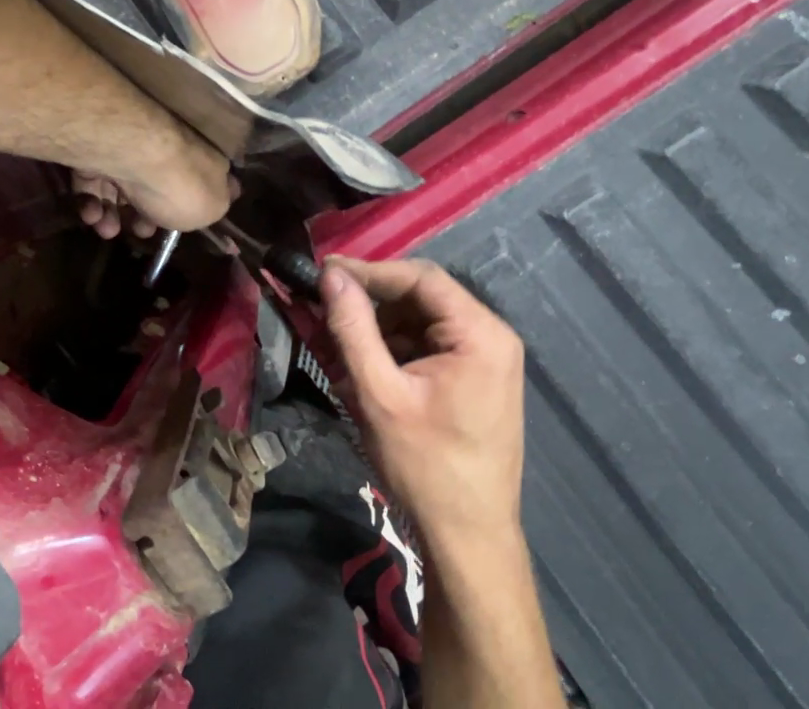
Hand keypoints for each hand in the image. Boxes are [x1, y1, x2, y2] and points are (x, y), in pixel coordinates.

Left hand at [71, 134, 232, 238]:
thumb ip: (210, 210)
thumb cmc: (179, 185)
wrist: (131, 153)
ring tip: (107, 228)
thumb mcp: (212, 209)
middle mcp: (167, 150)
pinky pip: (93, 183)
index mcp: (202, 161)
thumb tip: (206, 207)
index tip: (179, 227)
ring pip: (120, 191)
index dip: (191, 207)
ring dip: (112, 217)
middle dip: (144, 218)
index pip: (202, 182)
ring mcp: (130, 148)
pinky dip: (90, 202)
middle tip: (138, 230)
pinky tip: (92, 214)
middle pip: (155, 191)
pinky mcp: (95, 150)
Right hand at [319, 256, 526, 545]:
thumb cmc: (425, 466)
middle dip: (368, 301)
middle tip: (319, 306)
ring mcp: (483, 360)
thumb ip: (352, 329)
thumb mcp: (379, 394)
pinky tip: (357, 364)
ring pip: (417, 322)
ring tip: (330, 339)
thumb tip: (329, 276)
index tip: (320, 274)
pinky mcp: (471, 380)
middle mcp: (490, 337)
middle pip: (420, 297)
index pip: (420, 277)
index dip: (367, 271)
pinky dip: (389, 350)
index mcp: (480, 334)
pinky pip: (424, 347)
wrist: (467, 537)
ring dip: (374, 327)